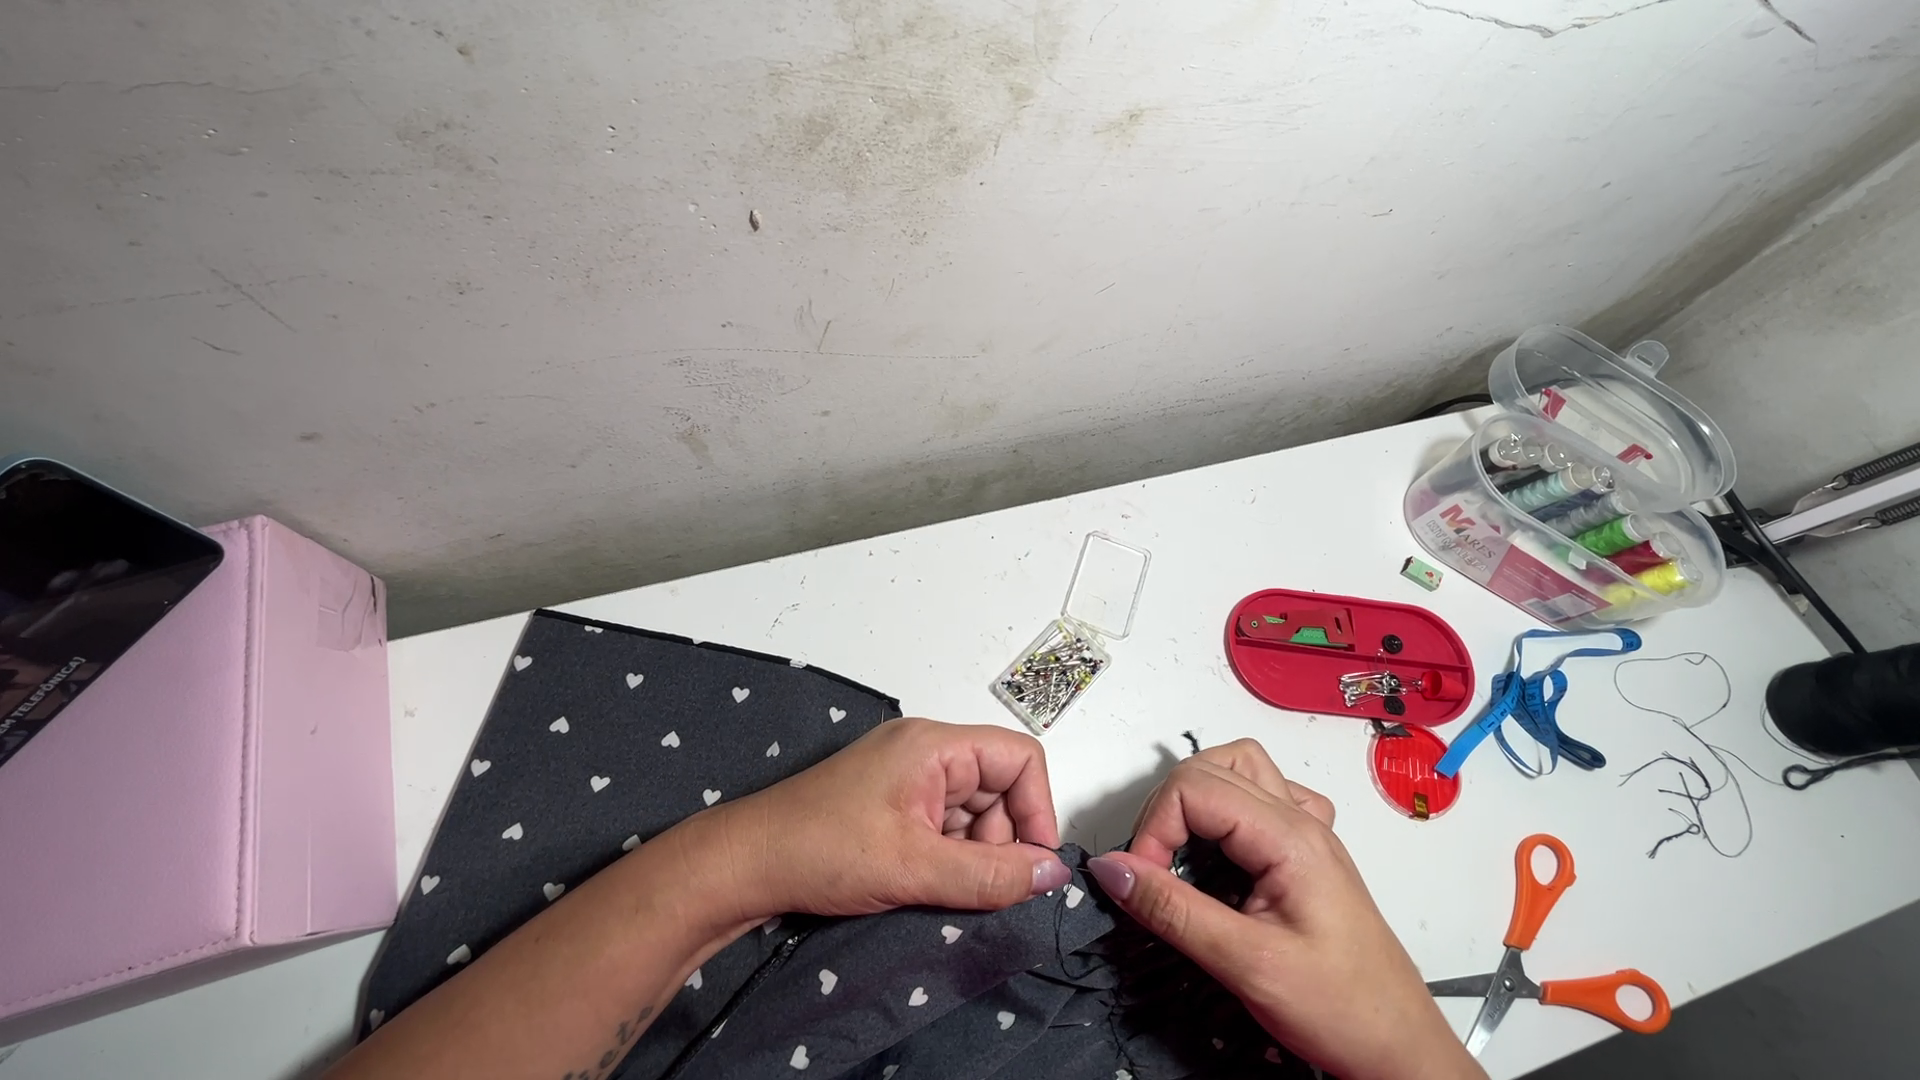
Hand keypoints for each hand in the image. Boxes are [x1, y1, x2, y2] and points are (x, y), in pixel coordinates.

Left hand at [692, 718, 1072, 920]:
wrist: (745, 864)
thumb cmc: (823, 851)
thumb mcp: (915, 868)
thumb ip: (991, 874)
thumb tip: (1054, 875)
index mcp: (934, 745)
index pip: (1018, 757)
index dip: (1036, 808)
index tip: (1032, 864)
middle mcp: (925, 752)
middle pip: (999, 788)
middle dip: (1000, 840)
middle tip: (976, 886)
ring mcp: (907, 778)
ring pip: (974, 812)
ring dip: (973, 854)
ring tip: (938, 886)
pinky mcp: (892, 802)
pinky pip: (945, 824)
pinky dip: (949, 856)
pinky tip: (924, 882)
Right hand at [1084, 741, 1482, 1079]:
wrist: (1402, 1050)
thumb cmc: (1338, 1010)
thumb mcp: (1246, 965)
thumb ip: (1174, 911)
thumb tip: (1109, 868)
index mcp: (1288, 837)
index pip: (1194, 788)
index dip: (1155, 827)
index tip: (1143, 881)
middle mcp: (1299, 819)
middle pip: (1211, 766)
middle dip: (1167, 810)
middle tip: (1156, 869)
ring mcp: (1308, 831)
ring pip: (1240, 767)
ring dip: (1199, 794)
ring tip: (1182, 847)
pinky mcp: (1308, 851)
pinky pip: (1267, 797)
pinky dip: (1233, 806)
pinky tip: (1227, 847)